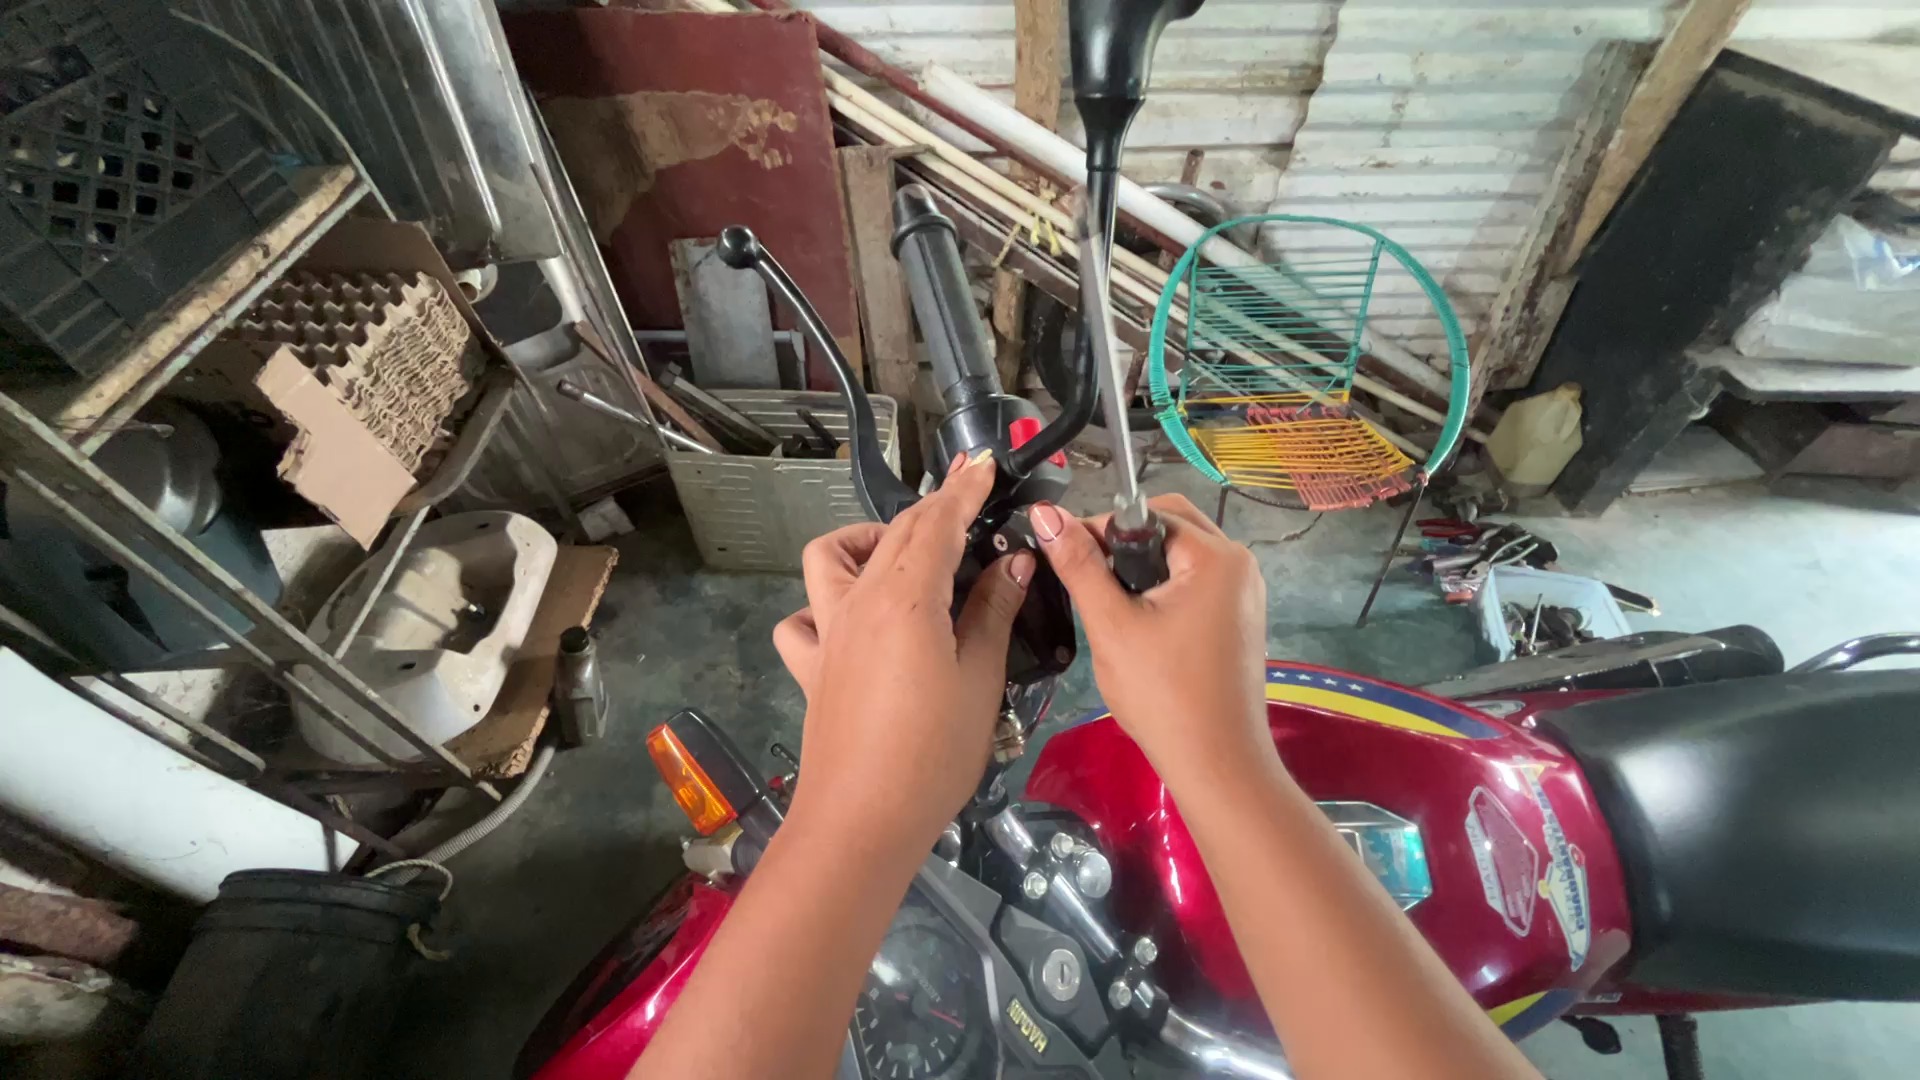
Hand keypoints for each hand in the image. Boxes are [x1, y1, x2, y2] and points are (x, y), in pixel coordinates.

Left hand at [771, 451, 1034, 857]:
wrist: (863, 821)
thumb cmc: (933, 751)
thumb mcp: (979, 678)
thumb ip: (992, 611)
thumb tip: (1013, 562)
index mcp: (905, 597)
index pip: (938, 523)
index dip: (965, 489)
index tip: (986, 464)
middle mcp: (858, 601)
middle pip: (894, 532)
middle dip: (933, 504)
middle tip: (970, 496)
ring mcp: (827, 632)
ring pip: (830, 558)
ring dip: (863, 542)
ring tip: (900, 557)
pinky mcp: (811, 666)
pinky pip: (802, 620)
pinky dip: (822, 607)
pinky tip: (850, 623)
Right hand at [1028, 496, 1269, 778]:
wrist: (1216, 765)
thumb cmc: (1162, 694)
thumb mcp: (1111, 624)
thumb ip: (1078, 564)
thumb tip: (1044, 512)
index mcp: (1216, 557)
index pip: (1147, 513)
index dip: (1100, 528)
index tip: (1066, 556)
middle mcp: (1239, 564)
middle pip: (1170, 525)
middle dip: (1123, 541)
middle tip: (1087, 575)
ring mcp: (1243, 592)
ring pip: (1180, 553)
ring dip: (1141, 563)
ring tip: (1106, 597)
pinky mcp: (1238, 617)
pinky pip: (1193, 580)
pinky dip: (1161, 585)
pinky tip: (1137, 617)